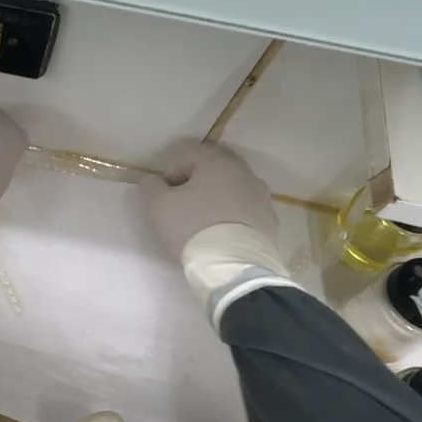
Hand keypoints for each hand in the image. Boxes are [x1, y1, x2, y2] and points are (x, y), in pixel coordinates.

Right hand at [138, 143, 278, 257]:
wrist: (233, 265)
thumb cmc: (192, 226)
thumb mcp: (158, 205)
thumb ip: (151, 186)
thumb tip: (154, 181)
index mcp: (217, 163)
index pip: (189, 155)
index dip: (171, 173)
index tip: (165, 195)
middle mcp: (244, 173)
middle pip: (214, 170)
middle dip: (196, 184)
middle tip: (183, 206)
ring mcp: (261, 197)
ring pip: (232, 190)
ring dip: (216, 200)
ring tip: (203, 223)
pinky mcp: (270, 221)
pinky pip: (246, 211)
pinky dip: (233, 217)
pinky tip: (222, 234)